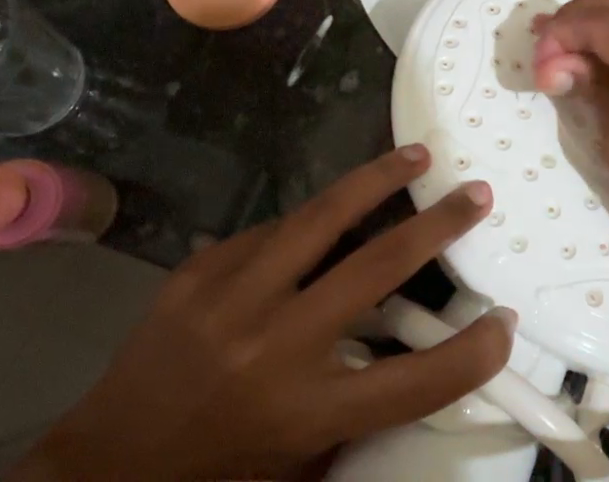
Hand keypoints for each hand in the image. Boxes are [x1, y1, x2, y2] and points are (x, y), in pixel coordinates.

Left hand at [11, 146, 514, 481]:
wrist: (104, 468)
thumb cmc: (218, 470)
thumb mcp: (301, 456)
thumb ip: (363, 405)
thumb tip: (420, 346)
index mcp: (307, 413)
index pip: (417, 382)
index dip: (472, 352)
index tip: (504, 322)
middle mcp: (275, 349)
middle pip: (378, 269)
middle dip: (438, 225)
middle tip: (477, 193)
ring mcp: (231, 302)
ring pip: (321, 218)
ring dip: (377, 182)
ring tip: (415, 157)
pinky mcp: (198, 273)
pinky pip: (271, 233)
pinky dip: (307, 224)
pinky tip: (325, 219)